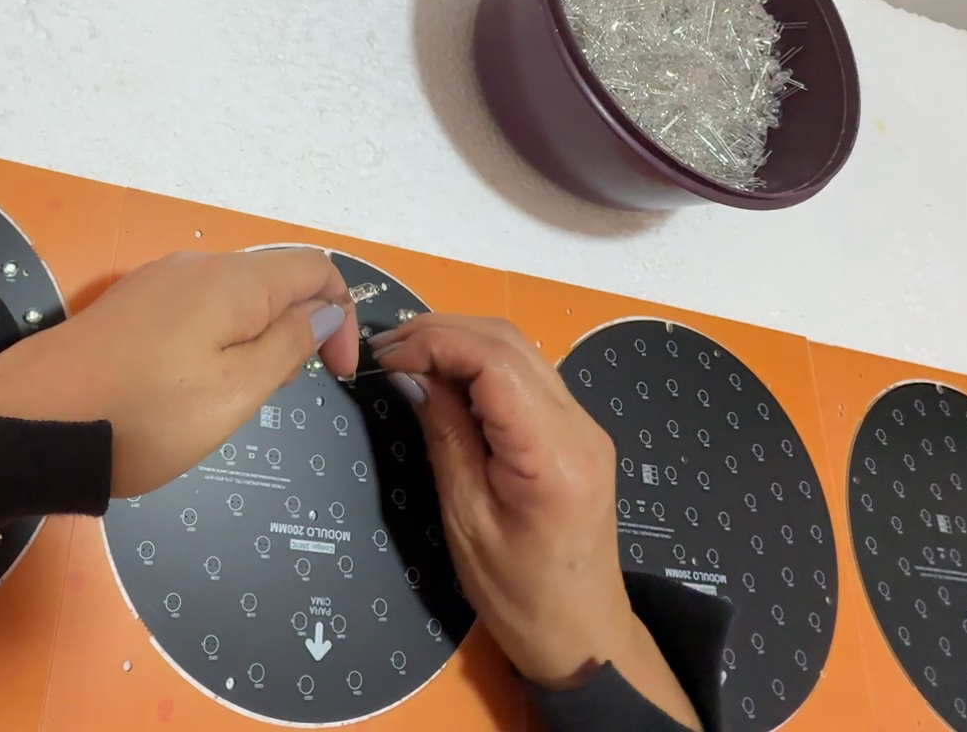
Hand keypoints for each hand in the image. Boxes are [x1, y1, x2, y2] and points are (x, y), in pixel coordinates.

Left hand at [0, 249, 357, 495]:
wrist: (34, 418)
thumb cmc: (144, 414)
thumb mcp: (235, 392)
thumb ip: (289, 344)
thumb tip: (323, 310)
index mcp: (232, 280)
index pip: (315, 267)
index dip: (341, 315)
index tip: (336, 375)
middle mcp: (197, 266)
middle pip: (274, 279)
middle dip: (294, 329)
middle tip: (270, 393)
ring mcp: (158, 280)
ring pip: (234, 296)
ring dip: (253, 337)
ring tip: (227, 396)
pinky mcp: (131, 303)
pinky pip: (196, 307)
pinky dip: (215, 337)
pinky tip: (188, 382)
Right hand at [372, 315, 700, 728]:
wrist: (582, 634)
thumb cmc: (516, 590)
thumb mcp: (465, 514)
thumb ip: (444, 432)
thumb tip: (410, 372)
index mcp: (552, 453)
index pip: (494, 361)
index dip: (434, 343)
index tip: (384, 357)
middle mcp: (579, 424)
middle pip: (507, 341)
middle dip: (439, 331)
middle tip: (384, 348)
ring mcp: (582, 422)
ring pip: (515, 346)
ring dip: (455, 338)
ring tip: (405, 354)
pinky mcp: (573, 427)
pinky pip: (521, 370)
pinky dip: (474, 358)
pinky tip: (440, 372)